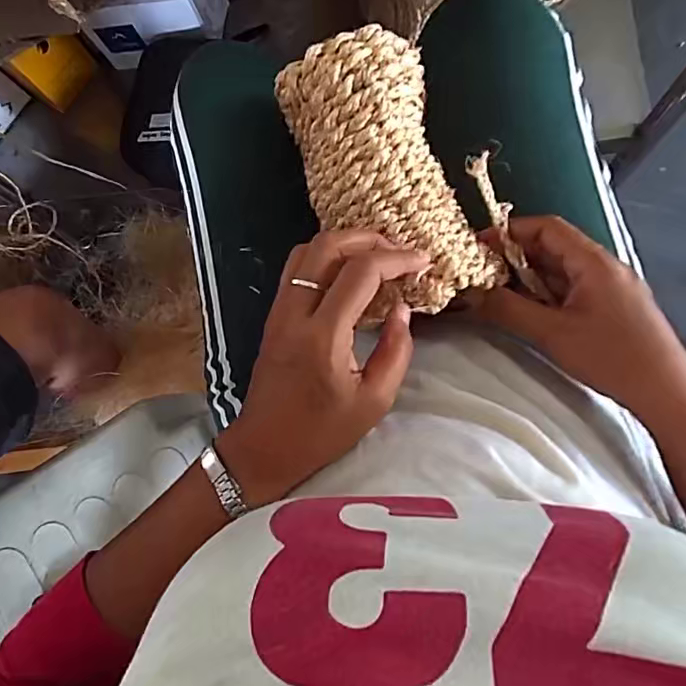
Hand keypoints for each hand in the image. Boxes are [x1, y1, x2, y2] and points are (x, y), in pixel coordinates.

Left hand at [216, 230, 429, 504]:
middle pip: (329, 246)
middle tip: (401, 251)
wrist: (264, 446)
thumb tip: (402, 309)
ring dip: (345, 242)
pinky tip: (349, 271)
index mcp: (324, 335)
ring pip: (308, 250)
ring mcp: (279, 309)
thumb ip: (396, 351)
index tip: (422, 262)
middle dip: (370, 238)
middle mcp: (296, 312)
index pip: (361, 272)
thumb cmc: (321, 432)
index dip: (396, 258)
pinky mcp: (273, 314)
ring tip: (378, 255)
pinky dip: (326, 256)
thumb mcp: (374, 401)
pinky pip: (297, 267)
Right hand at [468, 216, 685, 409]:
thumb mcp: (552, 333)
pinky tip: (528, 311)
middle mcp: (603, 267)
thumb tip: (472, 294)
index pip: (546, 227)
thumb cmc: (613, 357)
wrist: (666, 391)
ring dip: (528, 279)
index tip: (479, 247)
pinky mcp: (612, 307)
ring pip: (560, 270)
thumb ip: (508, 309)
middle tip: (481, 274)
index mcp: (592, 261)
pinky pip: (571, 289)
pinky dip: (546, 295)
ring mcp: (610, 287)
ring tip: (497, 294)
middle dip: (514, 257)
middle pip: (552, 247)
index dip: (509, 232)